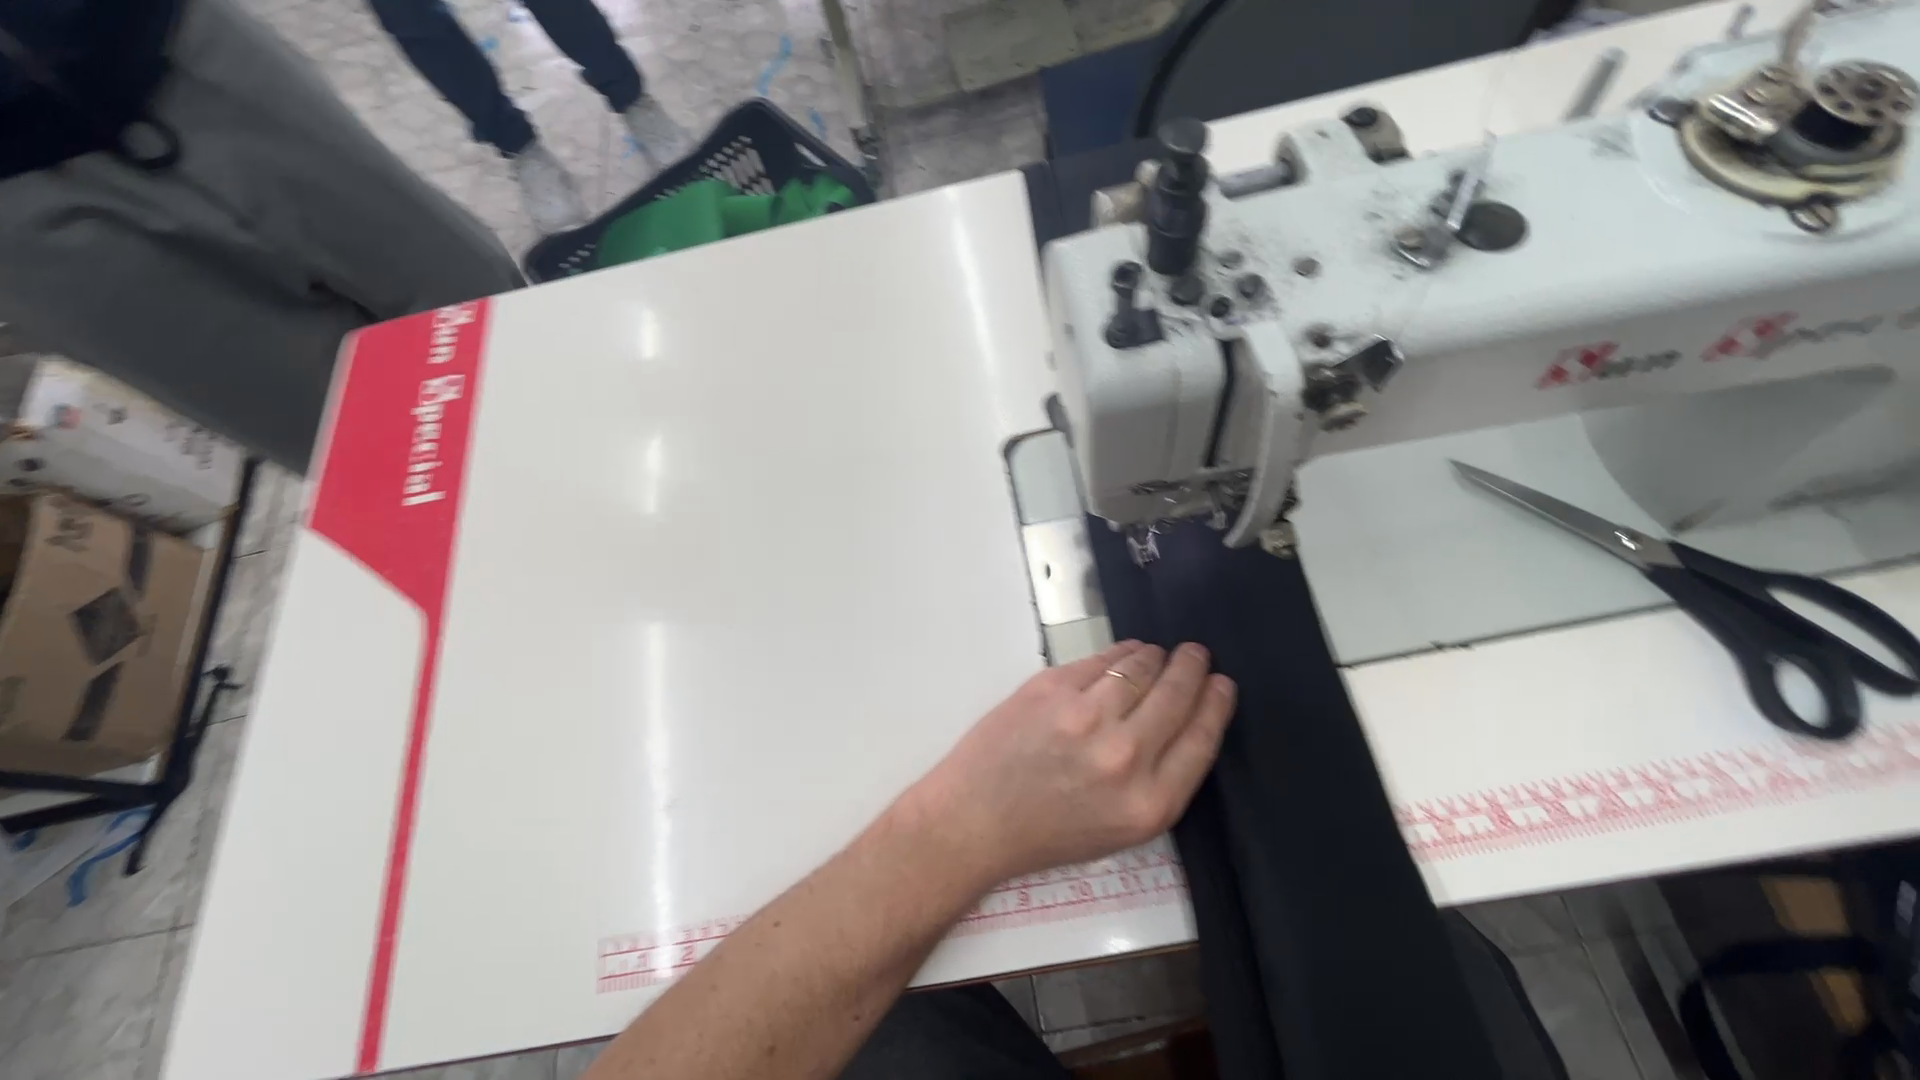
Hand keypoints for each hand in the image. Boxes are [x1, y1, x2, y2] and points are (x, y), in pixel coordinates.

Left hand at [897, 641, 1235, 889]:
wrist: (977, 819)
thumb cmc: (1049, 832)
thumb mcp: (1122, 829)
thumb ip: (1160, 782)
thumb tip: (1184, 723)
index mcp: (1149, 803)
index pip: (1201, 739)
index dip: (1216, 704)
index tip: (1222, 685)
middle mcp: (1125, 756)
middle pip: (1176, 696)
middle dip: (1192, 669)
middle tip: (1197, 655)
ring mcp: (1085, 716)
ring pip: (1140, 668)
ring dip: (1156, 656)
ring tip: (1159, 653)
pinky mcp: (1052, 688)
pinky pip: (1101, 659)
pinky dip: (1120, 652)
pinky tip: (1127, 652)